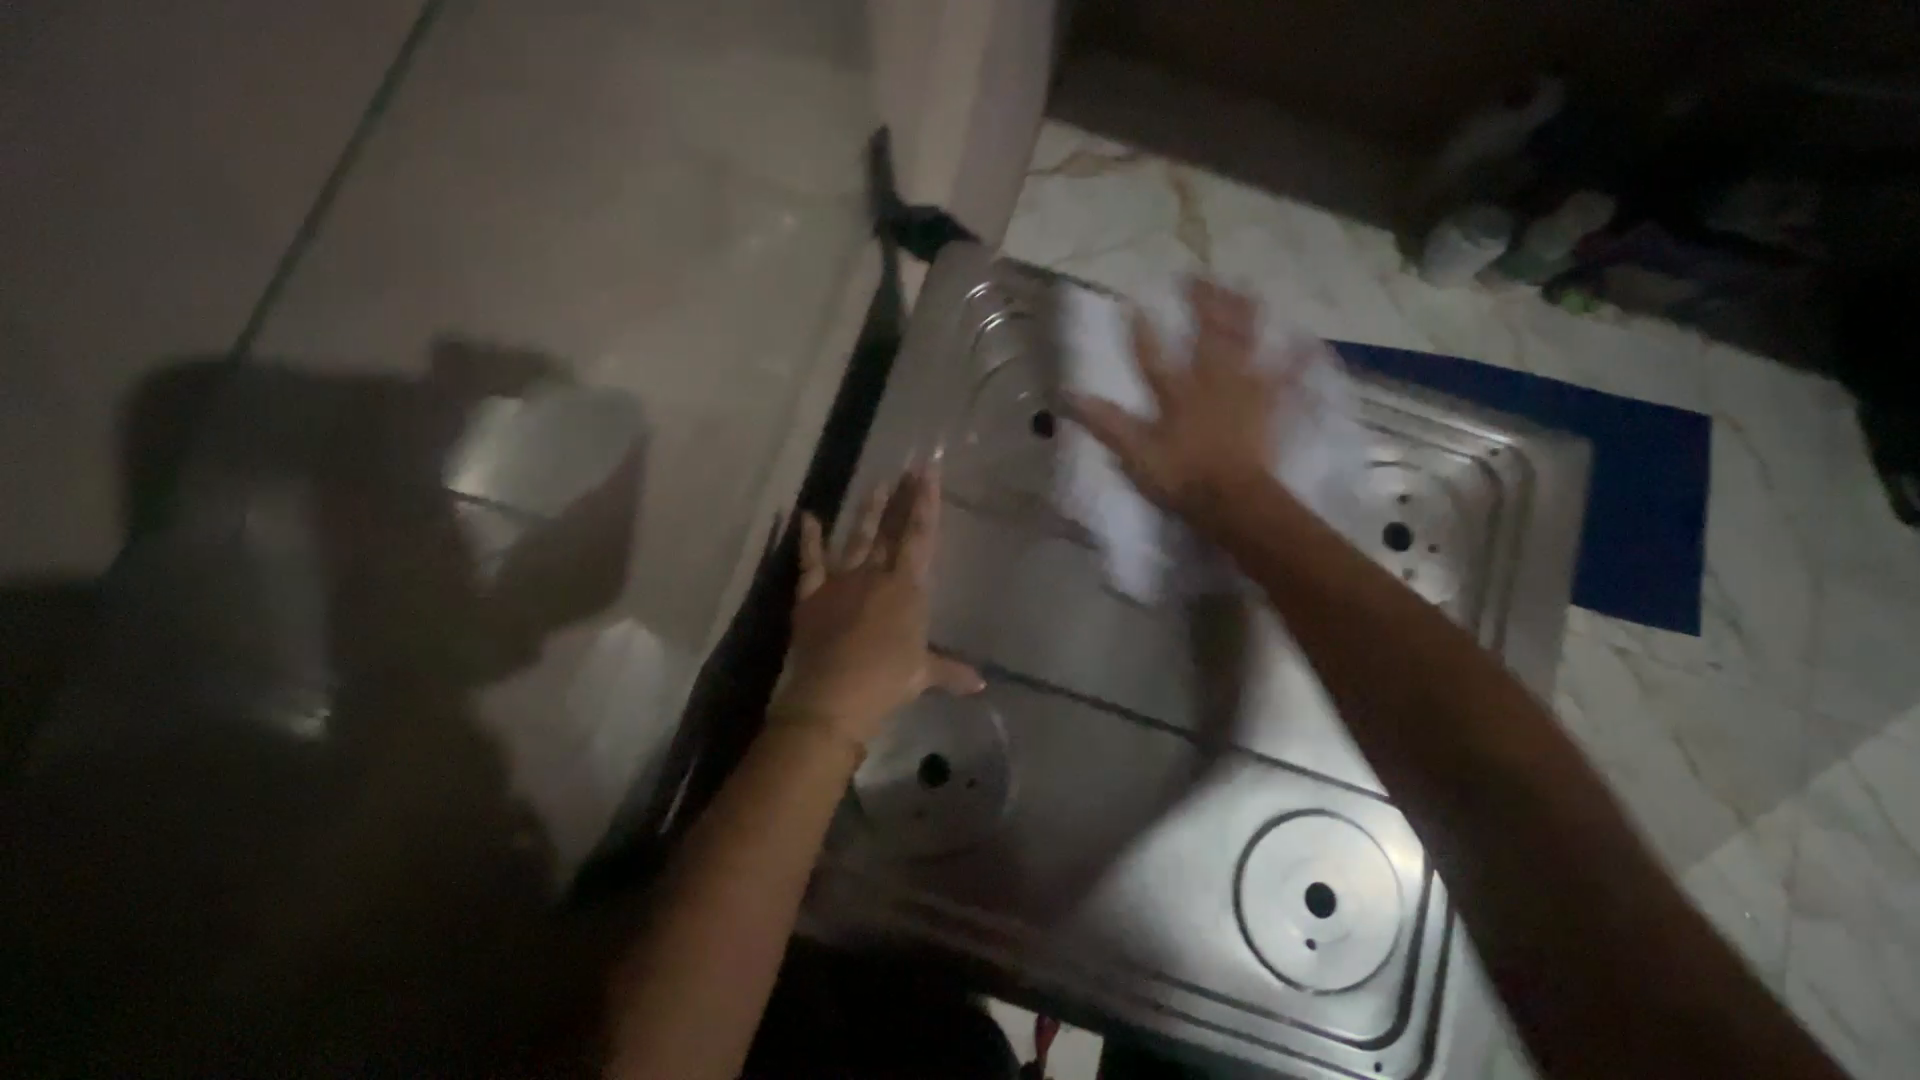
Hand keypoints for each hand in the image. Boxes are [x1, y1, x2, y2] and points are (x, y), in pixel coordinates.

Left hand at [772, 464, 983, 746]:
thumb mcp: (922, 675)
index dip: (926, 503)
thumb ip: (950, 672)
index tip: (929, 472)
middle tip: (908, 470)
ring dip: (867, 511)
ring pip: (856, 538)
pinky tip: (807, 517)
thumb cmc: (886, 682)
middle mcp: (875, 575)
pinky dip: (808, 539)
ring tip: (876, 485)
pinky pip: (810, 561)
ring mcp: (841, 581)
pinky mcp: (811, 595)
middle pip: (891, 530)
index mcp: (907, 588)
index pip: (920, 537)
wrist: (832, 694)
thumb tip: (980, 683)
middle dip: (902, 499)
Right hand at [1069, 279, 1294, 524]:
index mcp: (1177, 392)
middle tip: (1198, 275)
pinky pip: (1289, 379)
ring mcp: (1245, 391)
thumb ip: (1106, 422)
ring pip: (1247, 344)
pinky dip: (1299, 361)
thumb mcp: (1135, 453)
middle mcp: (1211, 381)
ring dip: (1247, 316)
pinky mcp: (1271, 408)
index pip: (1153, 354)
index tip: (1133, 301)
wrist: (1234, 500)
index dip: (1142, 328)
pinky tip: (1310, 342)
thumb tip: (1068, 394)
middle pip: (1207, 334)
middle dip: (1202, 303)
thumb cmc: (1181, 479)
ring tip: (1247, 289)